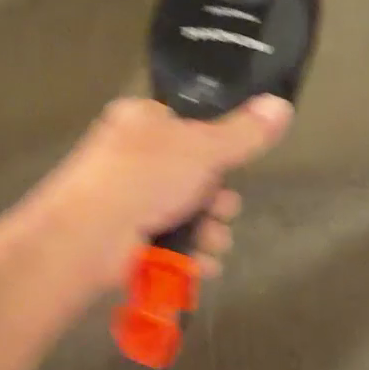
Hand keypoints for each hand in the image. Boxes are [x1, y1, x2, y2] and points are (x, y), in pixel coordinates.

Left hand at [24, 95, 292, 290]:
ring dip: (207, 230)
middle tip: (224, 209)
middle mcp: (131, 156)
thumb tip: (281, 104)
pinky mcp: (124, 239)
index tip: (232, 164)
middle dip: (216, 198)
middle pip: (191, 174)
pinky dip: (188, 255)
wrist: (87, 237)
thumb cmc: (143, 177)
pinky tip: (203, 265)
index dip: (215, 147)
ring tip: (214, 241)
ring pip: (182, 212)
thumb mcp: (203, 147)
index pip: (188, 126)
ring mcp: (125, 199)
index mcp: (142, 121)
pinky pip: (167, 243)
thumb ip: (244, 132)